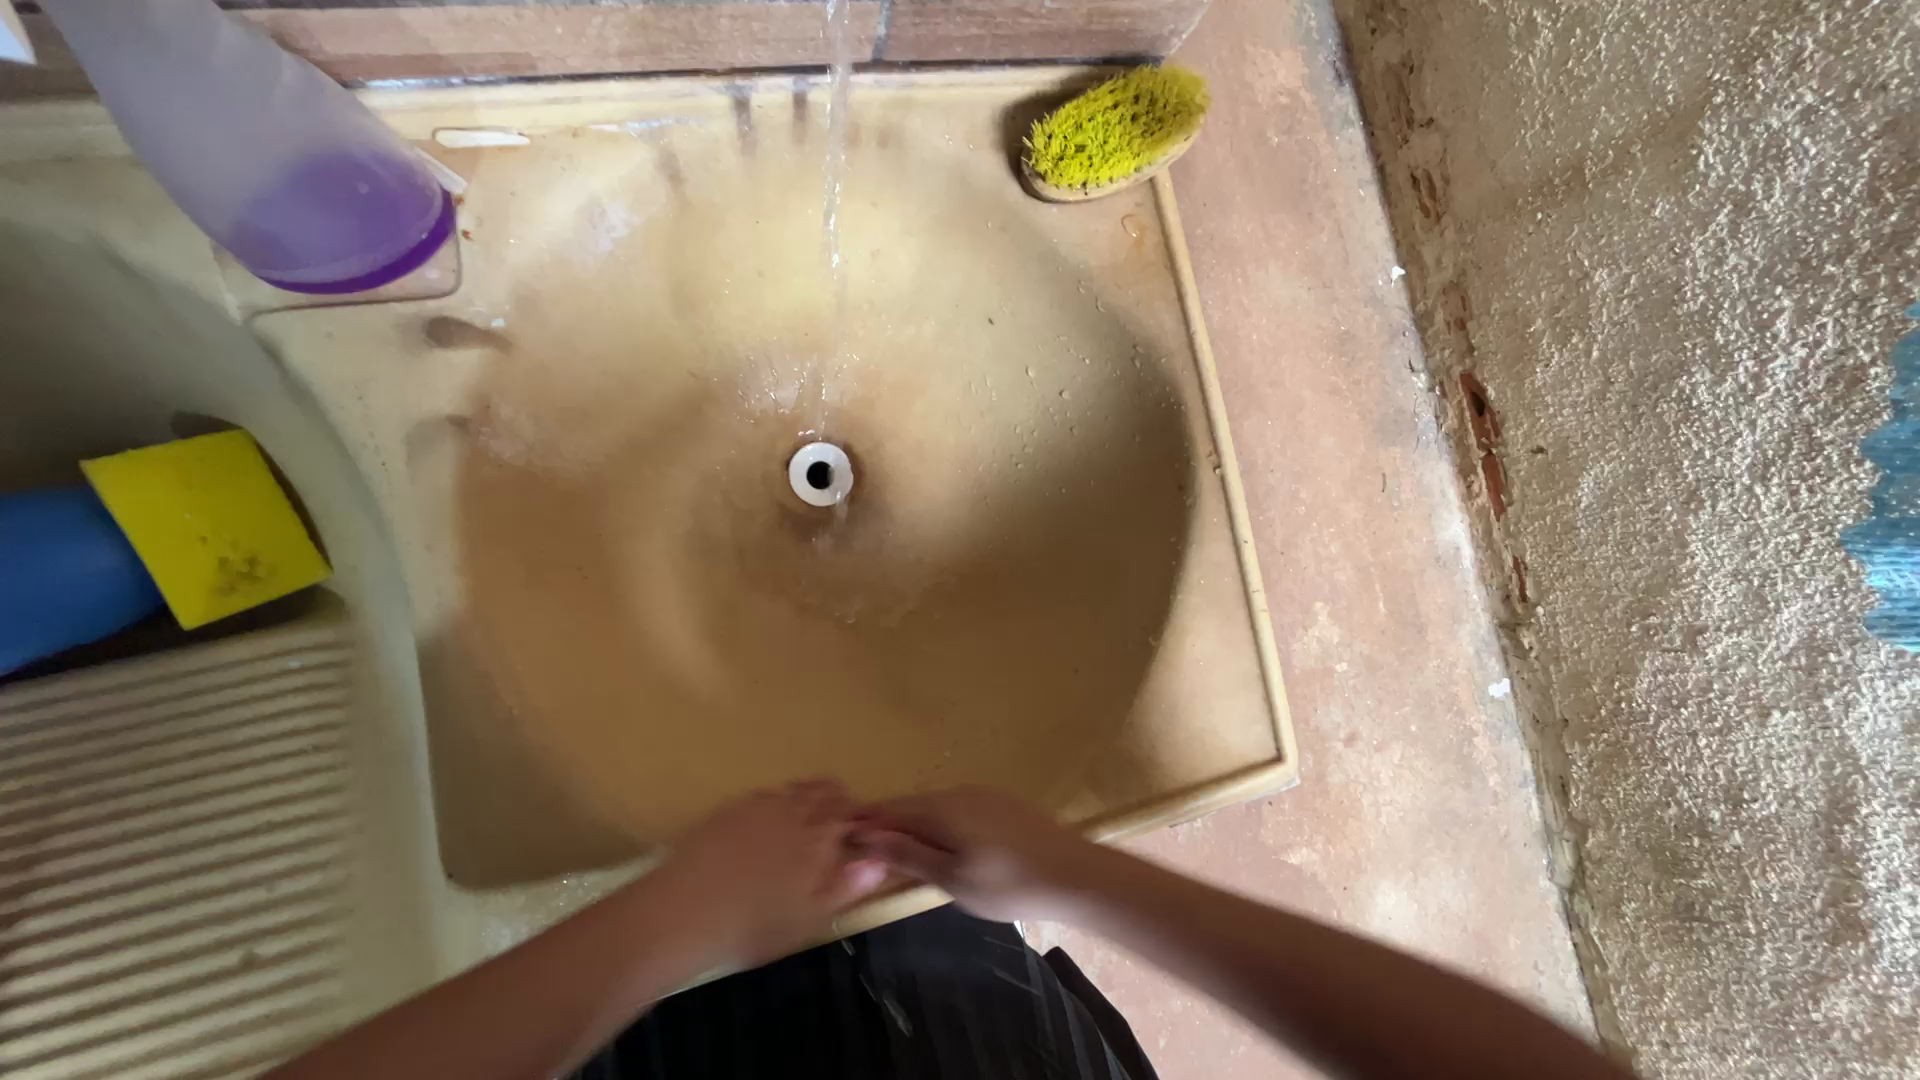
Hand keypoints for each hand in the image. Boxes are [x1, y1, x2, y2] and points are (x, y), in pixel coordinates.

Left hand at [649, 779, 886, 968]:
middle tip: (836, 813)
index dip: (856, 814)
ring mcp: (757, 806)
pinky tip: (765, 821)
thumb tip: (879, 862)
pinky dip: (773, 802)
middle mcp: (792, 811)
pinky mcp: (728, 809)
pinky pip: (761, 795)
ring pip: (792, 789)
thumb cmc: (755, 924)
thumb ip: (846, 886)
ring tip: (803, 815)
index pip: (847, 811)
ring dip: (804, 797)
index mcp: (818, 836)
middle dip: (833, 797)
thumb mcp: (809, 916)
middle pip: (821, 790)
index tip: (860, 824)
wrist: (684, 912)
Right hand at [850, 786, 1106, 920]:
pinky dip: (936, 821)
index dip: (866, 821)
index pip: (891, 809)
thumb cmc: (1007, 883)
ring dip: (912, 821)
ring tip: (896, 844)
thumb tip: (869, 837)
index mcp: (941, 809)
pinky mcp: (1002, 804)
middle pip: (912, 804)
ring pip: (935, 805)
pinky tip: (939, 840)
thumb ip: (910, 855)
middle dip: (886, 820)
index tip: (842, 832)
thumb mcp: (952, 878)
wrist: (1074, 873)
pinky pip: (955, 808)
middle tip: (863, 840)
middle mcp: (959, 792)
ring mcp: (983, 795)